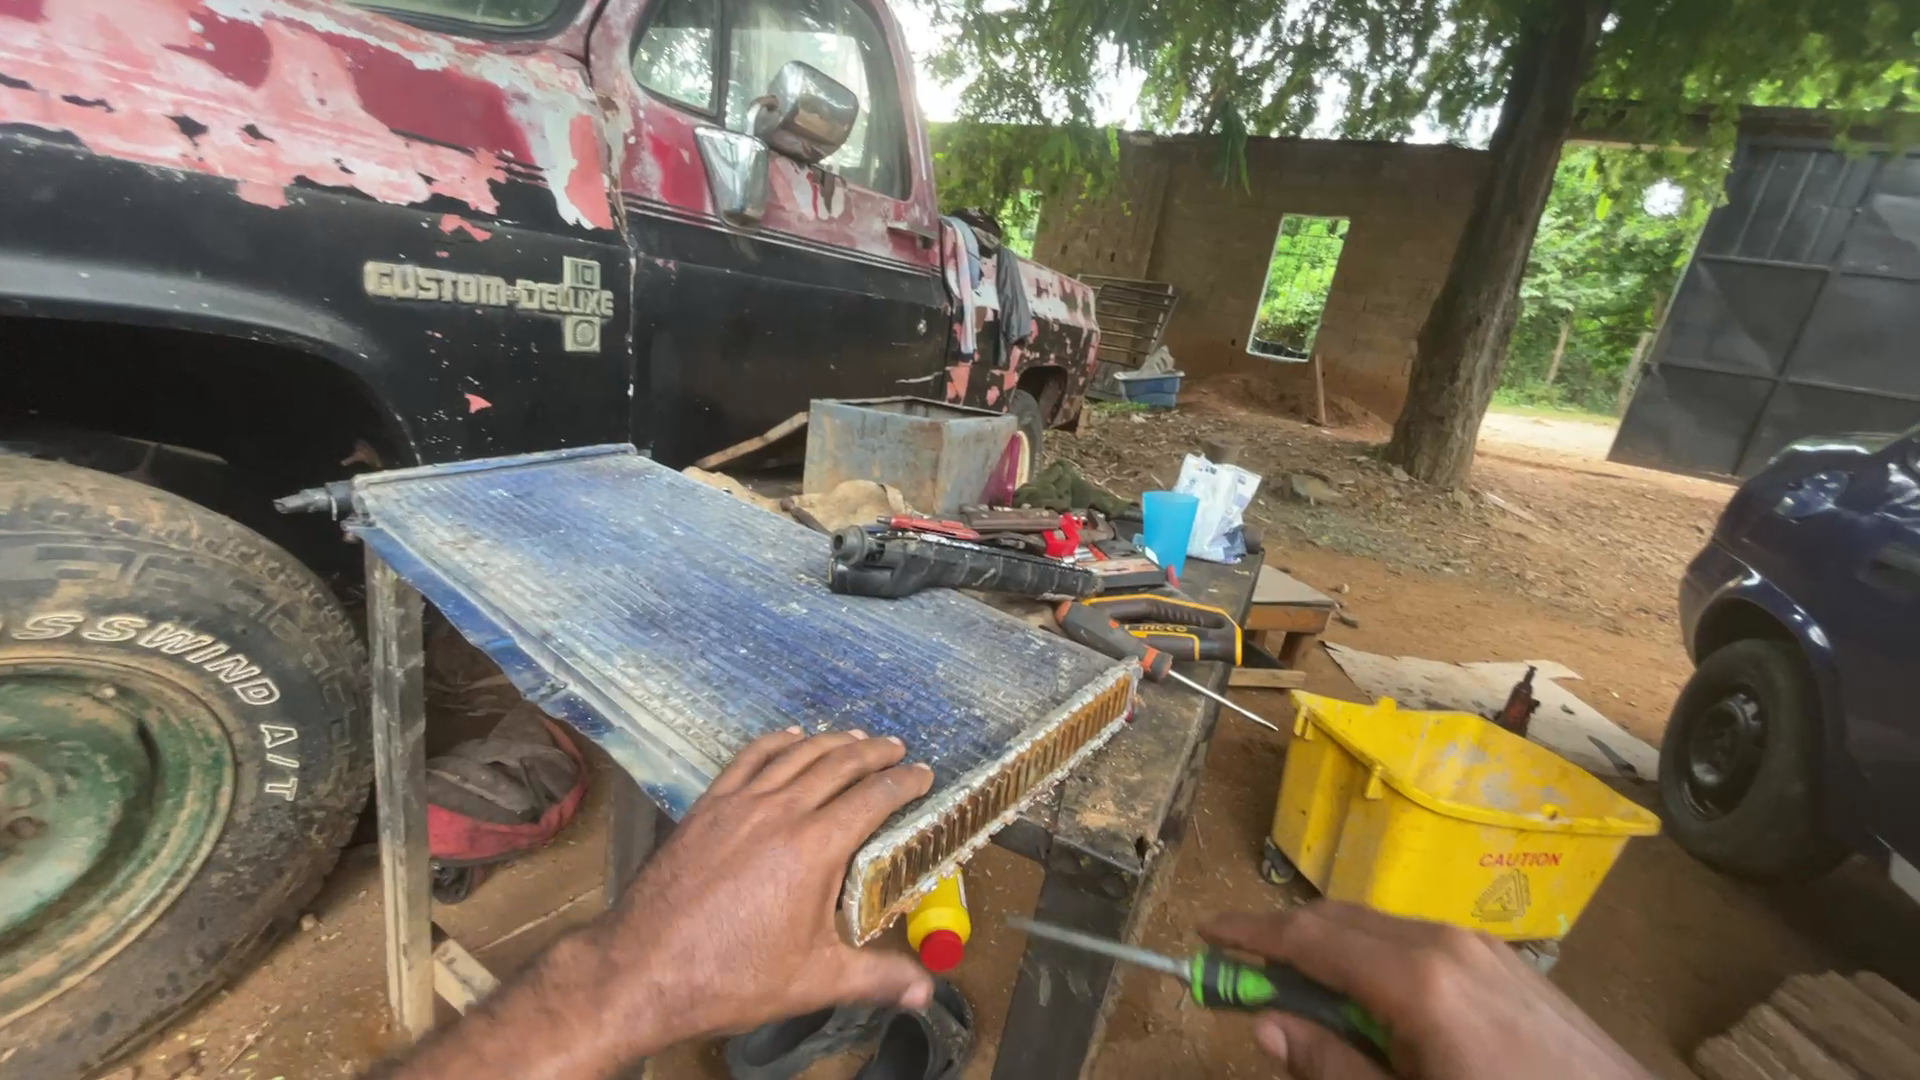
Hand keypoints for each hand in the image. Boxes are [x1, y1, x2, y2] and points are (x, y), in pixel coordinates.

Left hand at [382, 728, 934, 1079]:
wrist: (641, 969)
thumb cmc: (730, 977)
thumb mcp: (812, 981)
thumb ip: (875, 978)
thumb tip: (926, 991)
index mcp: (815, 847)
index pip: (874, 797)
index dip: (905, 782)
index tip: (924, 774)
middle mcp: (783, 810)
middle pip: (841, 764)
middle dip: (875, 753)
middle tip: (896, 749)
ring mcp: (743, 801)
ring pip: (799, 754)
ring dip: (834, 741)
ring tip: (857, 739)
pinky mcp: (711, 803)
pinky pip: (751, 756)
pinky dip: (778, 741)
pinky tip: (793, 737)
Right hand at [1201, 903, 1647, 1079]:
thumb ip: (1330, 1067)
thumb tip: (1262, 1026)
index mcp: (1415, 978)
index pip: (1304, 937)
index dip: (1247, 932)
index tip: (1206, 933)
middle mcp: (1441, 941)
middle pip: (1334, 919)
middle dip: (1284, 941)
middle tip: (1249, 976)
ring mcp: (1478, 945)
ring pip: (1374, 926)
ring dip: (1330, 950)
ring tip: (1315, 1001)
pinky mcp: (1504, 960)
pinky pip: (1414, 940)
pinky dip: (1375, 958)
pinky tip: (1382, 1005)